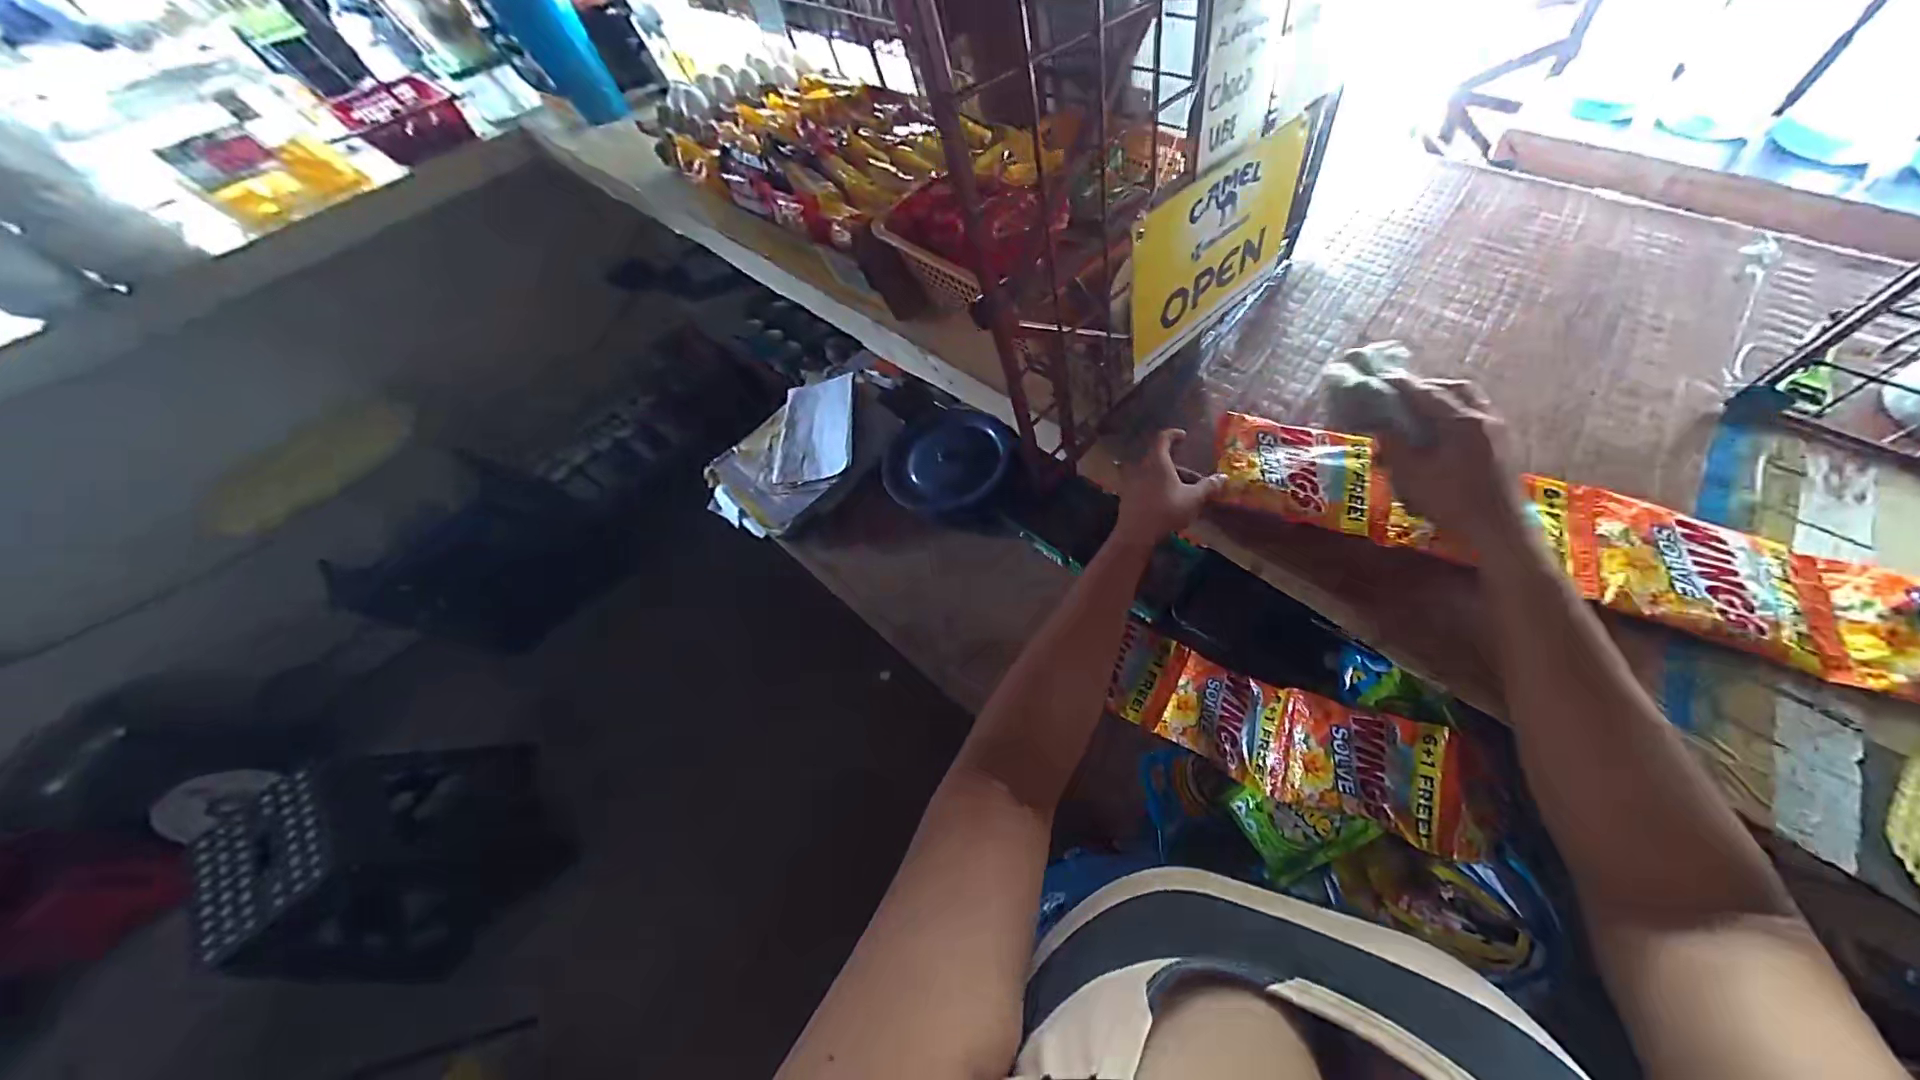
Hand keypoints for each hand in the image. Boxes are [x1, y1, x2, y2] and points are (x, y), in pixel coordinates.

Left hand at [1113, 429, 1223, 546]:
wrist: (1136, 533)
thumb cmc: (1166, 510)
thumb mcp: (1193, 498)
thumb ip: (1208, 486)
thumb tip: (1223, 477)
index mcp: (1157, 462)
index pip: (1163, 438)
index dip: (1173, 434)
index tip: (1183, 436)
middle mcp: (1141, 467)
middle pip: (1159, 459)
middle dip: (1176, 465)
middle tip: (1192, 477)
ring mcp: (1131, 481)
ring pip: (1152, 473)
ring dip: (1167, 478)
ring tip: (1183, 491)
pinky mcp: (1127, 495)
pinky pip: (1144, 484)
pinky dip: (1157, 487)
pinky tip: (1167, 501)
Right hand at [1375, 375, 1528, 552]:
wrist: (1498, 529)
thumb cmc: (1451, 501)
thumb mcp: (1411, 474)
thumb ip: (1394, 445)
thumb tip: (1380, 427)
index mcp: (1461, 421)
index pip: (1425, 393)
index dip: (1401, 385)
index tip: (1380, 378)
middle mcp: (1484, 417)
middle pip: (1455, 389)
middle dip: (1426, 387)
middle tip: (1401, 395)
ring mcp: (1498, 430)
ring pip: (1470, 400)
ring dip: (1444, 400)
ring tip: (1419, 412)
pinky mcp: (1502, 445)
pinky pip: (1476, 416)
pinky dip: (1455, 414)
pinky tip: (1440, 432)